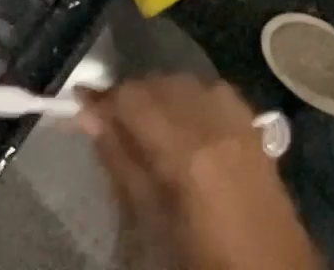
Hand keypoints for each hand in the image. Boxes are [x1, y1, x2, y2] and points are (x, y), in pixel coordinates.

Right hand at [81, 76, 319, 269]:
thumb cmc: (204, 257)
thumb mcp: (152, 219)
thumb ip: (119, 161)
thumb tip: (88, 117)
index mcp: (184, 151)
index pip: (130, 99)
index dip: (101, 98)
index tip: (79, 104)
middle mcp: (212, 126)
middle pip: (156, 83)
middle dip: (128, 96)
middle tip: (109, 120)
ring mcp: (237, 125)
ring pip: (185, 82)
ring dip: (159, 93)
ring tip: (146, 121)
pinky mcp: (254, 131)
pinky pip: (216, 92)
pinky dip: (193, 97)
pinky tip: (186, 119)